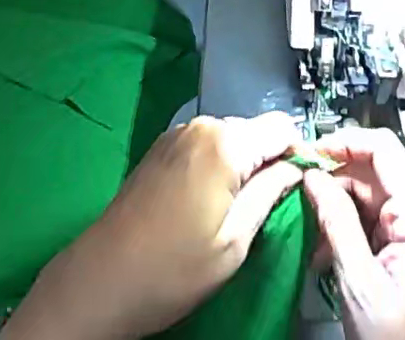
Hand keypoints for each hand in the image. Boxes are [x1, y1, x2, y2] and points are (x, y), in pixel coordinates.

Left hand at [2, 113, 304, 339]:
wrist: (102, 278)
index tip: (302, 185)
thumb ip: (270, 194)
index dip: (297, 152)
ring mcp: (179, 132)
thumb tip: (296, 169)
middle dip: (268, 160)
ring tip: (235, 208)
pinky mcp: (162, 145)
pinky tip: (207, 200)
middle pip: (255, 131)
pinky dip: (217, 164)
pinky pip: (206, 144)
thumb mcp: (235, 242)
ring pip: (231, 137)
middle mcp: (203, 125)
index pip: (282, 126)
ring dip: (242, 164)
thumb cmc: (173, 268)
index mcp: (226, 143)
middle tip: (269, 205)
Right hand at [303, 127, 404, 339]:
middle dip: (337, 181)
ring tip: (309, 228)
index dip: (346, 142)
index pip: (385, 151)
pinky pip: (380, 227)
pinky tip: (327, 250)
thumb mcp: (360, 284)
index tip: (311, 152)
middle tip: (299, 192)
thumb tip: (313, 177)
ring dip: (340, 209)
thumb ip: (336, 222)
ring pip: (376, 202)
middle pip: (379, 177)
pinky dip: (352, 232)